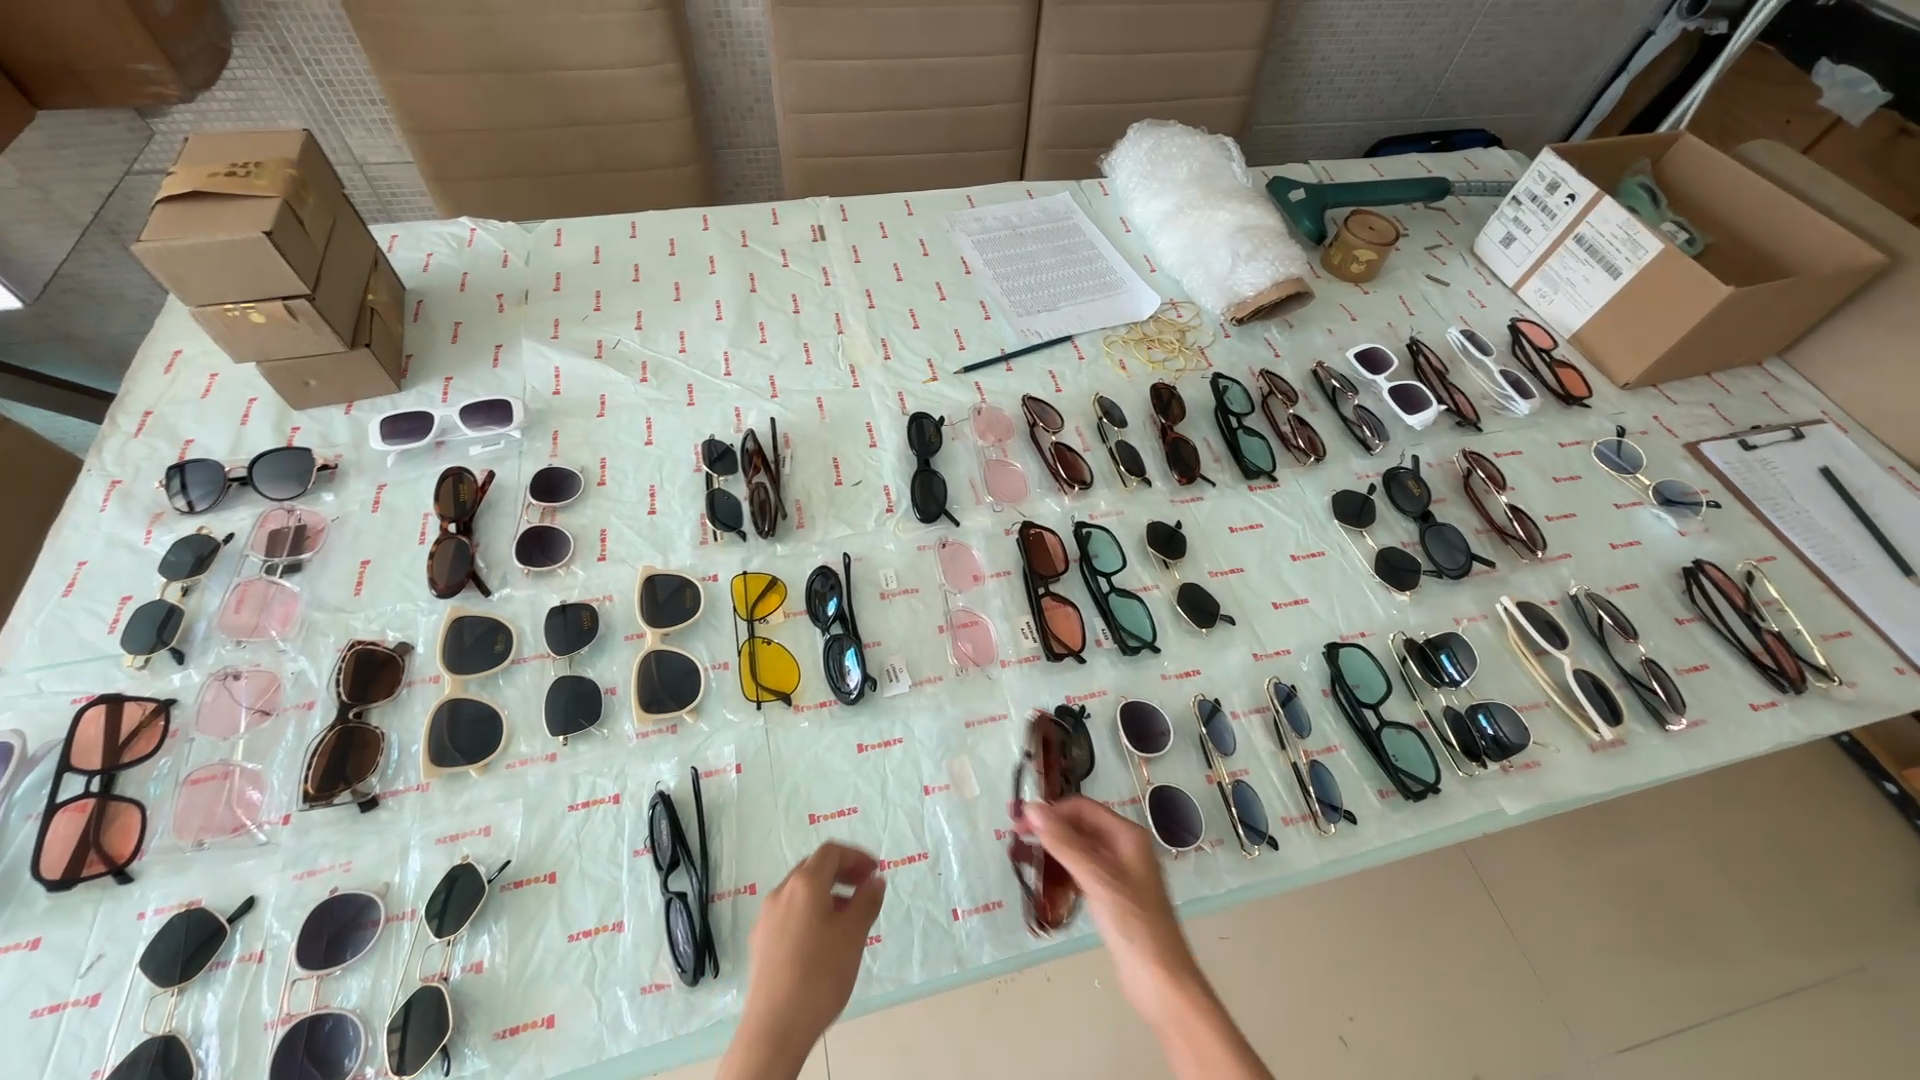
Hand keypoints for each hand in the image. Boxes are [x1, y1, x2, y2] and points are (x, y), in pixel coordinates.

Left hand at [729, 842, 885, 1071]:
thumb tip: (875, 880)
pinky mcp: (761, 941)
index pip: (831, 852)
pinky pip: (789, 912)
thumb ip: (867, 901)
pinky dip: (811, 911)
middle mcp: (780, 893)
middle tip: (865, 889)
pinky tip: (823, 940)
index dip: (856, 856)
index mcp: (804, 884)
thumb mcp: (853, 935)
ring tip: (849, 917)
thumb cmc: (820, 974)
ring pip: (800, 891)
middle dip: (841, 872)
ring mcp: (766, 918)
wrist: (775, 1026)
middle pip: (813, 868)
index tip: (876, 872)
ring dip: (827, 893)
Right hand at [1019, 796, 1201, 1011]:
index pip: (1082, 808)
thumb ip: (1064, 842)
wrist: (1159, 979)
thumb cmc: (1132, 923)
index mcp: (1127, 835)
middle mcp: (1124, 848)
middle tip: (1016, 841)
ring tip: (1025, 861)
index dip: (1051, 812)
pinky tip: (1046, 883)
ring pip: (1080, 850)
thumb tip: (1032, 807)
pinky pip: (1082, 873)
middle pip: (1080, 827)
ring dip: (1054, 852)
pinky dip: (1063, 873)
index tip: (1018, 824)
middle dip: (1050, 830)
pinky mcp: (1112, 896)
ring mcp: (1119, 873)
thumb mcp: (1096, 878)